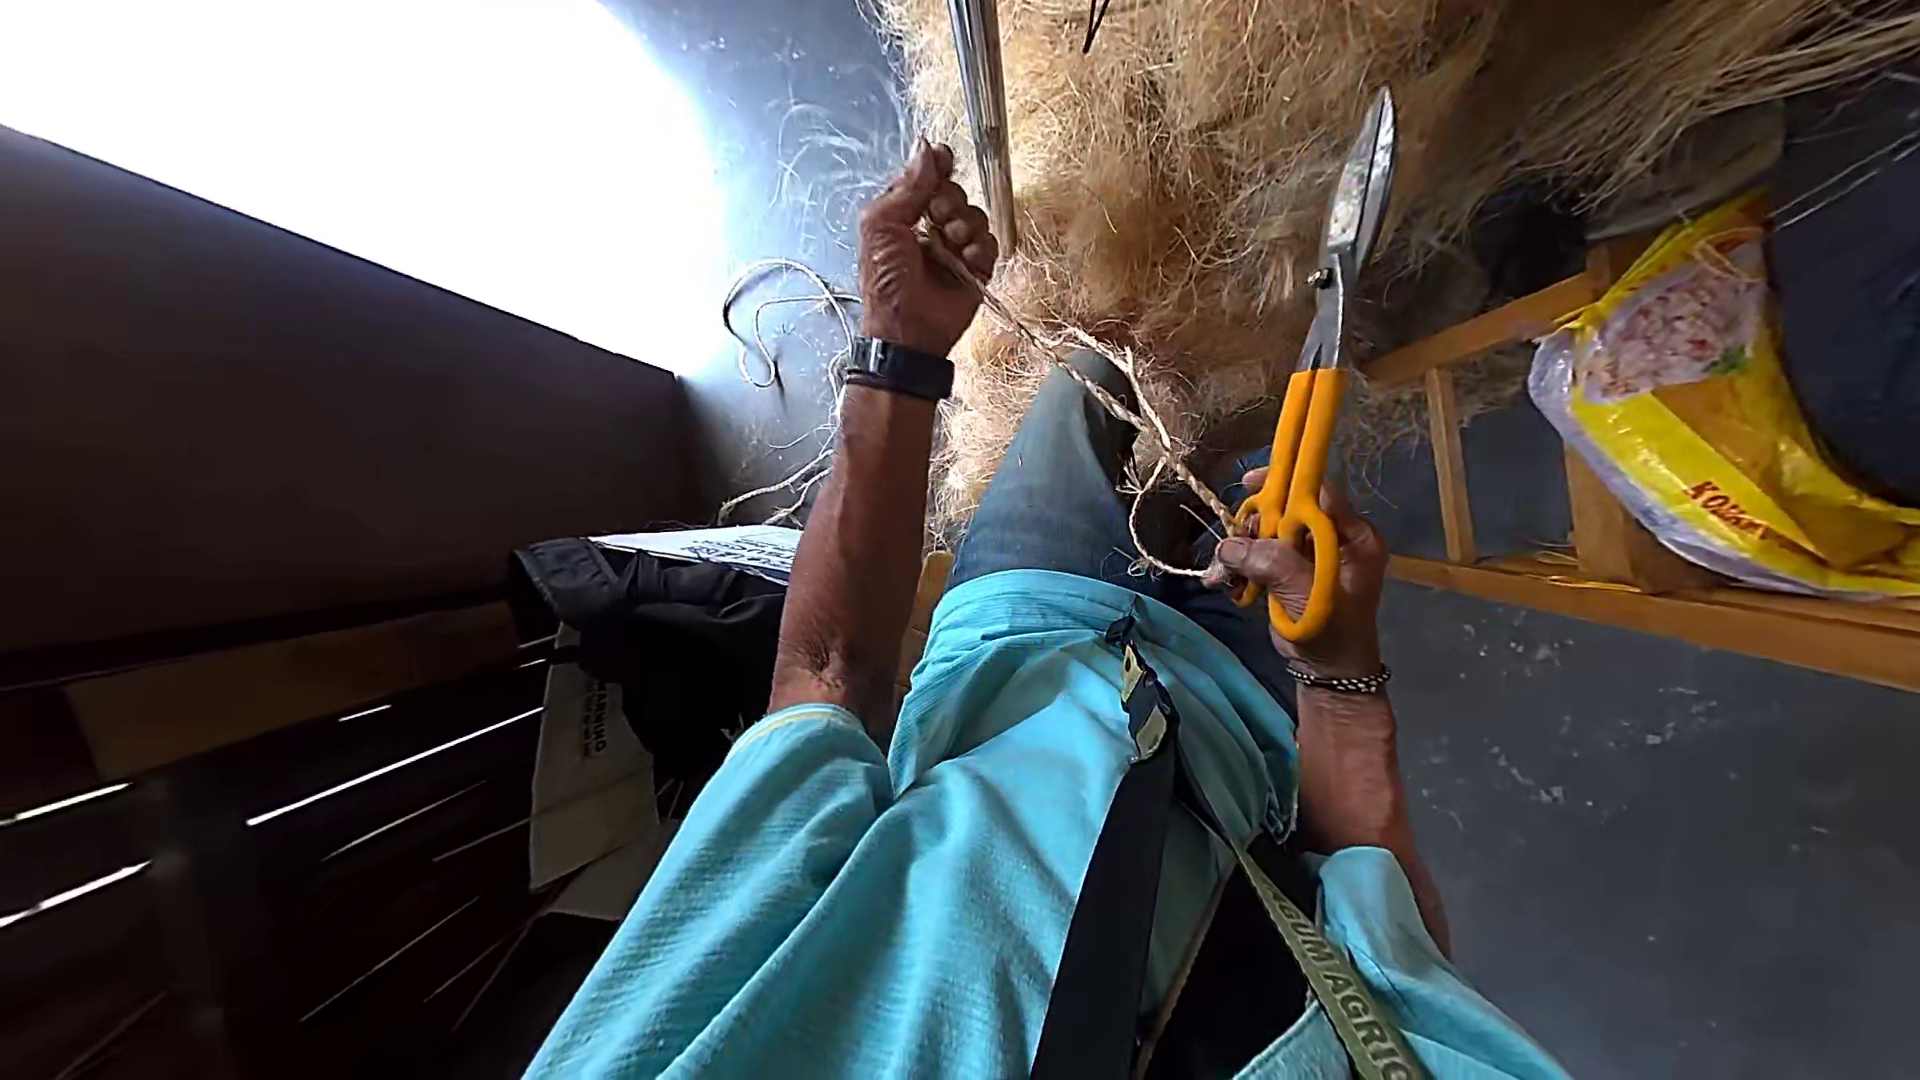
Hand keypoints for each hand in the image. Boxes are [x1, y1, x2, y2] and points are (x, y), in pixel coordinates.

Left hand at [857, 138, 998, 356]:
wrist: (908, 331)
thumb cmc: (886, 284)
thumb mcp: (881, 226)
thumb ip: (906, 186)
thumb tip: (926, 148)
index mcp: (903, 216)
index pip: (925, 178)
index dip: (935, 168)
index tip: (943, 162)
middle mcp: (931, 229)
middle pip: (954, 193)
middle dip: (949, 201)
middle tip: (938, 218)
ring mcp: (955, 250)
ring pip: (975, 216)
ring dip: (966, 225)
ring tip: (951, 245)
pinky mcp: (976, 271)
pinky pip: (990, 245)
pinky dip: (981, 250)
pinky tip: (966, 261)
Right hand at [1204, 472, 1387, 679]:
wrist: (1326, 670)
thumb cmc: (1331, 632)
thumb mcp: (1308, 595)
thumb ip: (1273, 564)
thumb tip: (1229, 546)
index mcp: (1351, 536)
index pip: (1318, 493)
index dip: (1285, 483)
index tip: (1248, 483)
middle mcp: (1331, 538)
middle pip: (1284, 512)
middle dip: (1253, 526)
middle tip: (1233, 546)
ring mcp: (1306, 554)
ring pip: (1264, 533)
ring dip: (1238, 550)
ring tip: (1223, 574)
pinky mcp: (1286, 569)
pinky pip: (1255, 554)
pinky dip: (1238, 566)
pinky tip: (1226, 582)